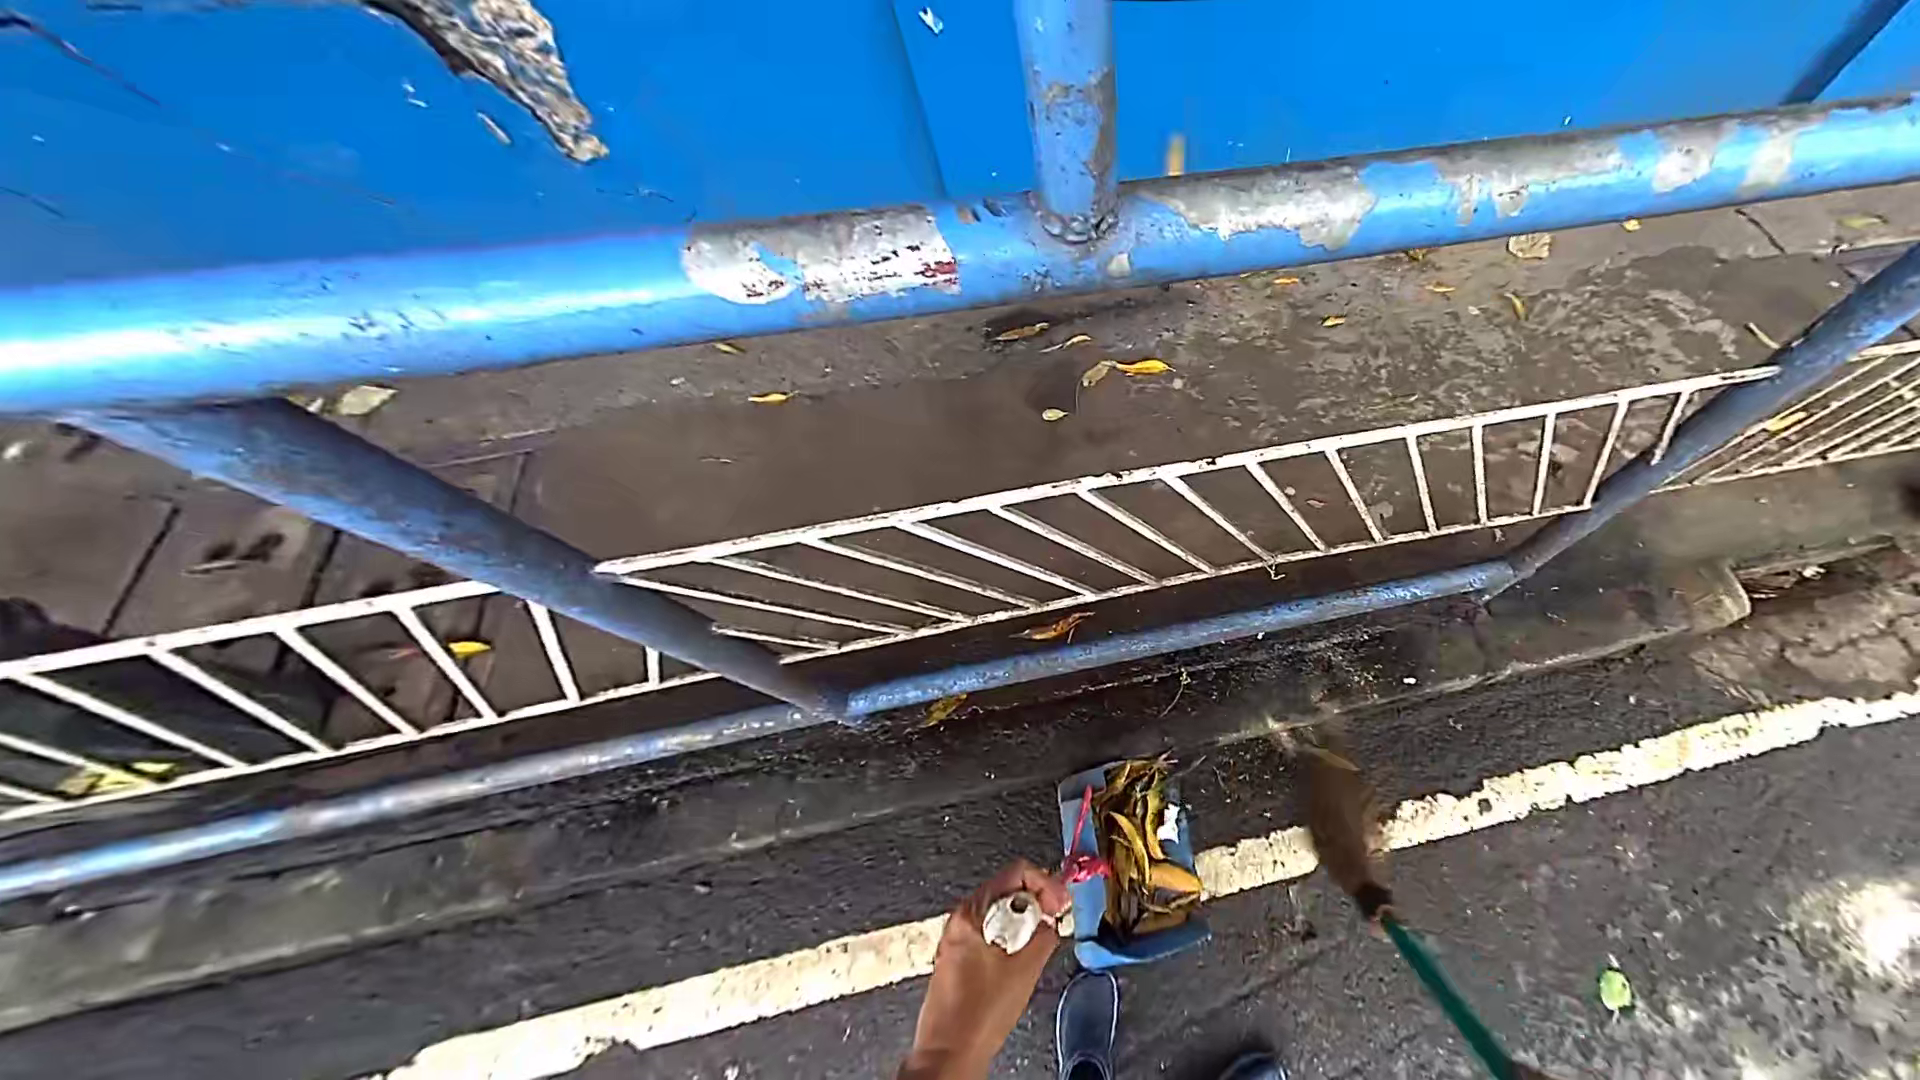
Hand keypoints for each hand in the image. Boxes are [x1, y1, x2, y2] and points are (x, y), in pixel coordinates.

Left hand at [899, 860, 1072, 1079]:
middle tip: (1054, 917)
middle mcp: (961, 917)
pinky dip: (1010, 934)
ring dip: (1024, 919)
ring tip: (1041, 937)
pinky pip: (990, 928)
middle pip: (1006, 887)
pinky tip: (1020, 955)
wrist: (949, 1053)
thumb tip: (1052, 920)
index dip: (1044, 884)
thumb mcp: (1024, 972)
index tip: (1059, 903)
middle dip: (1035, 901)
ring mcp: (958, 934)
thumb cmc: (976, 1017)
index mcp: (972, 912)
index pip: (1015, 872)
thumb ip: (1043, 937)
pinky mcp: (959, 952)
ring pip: (999, 909)